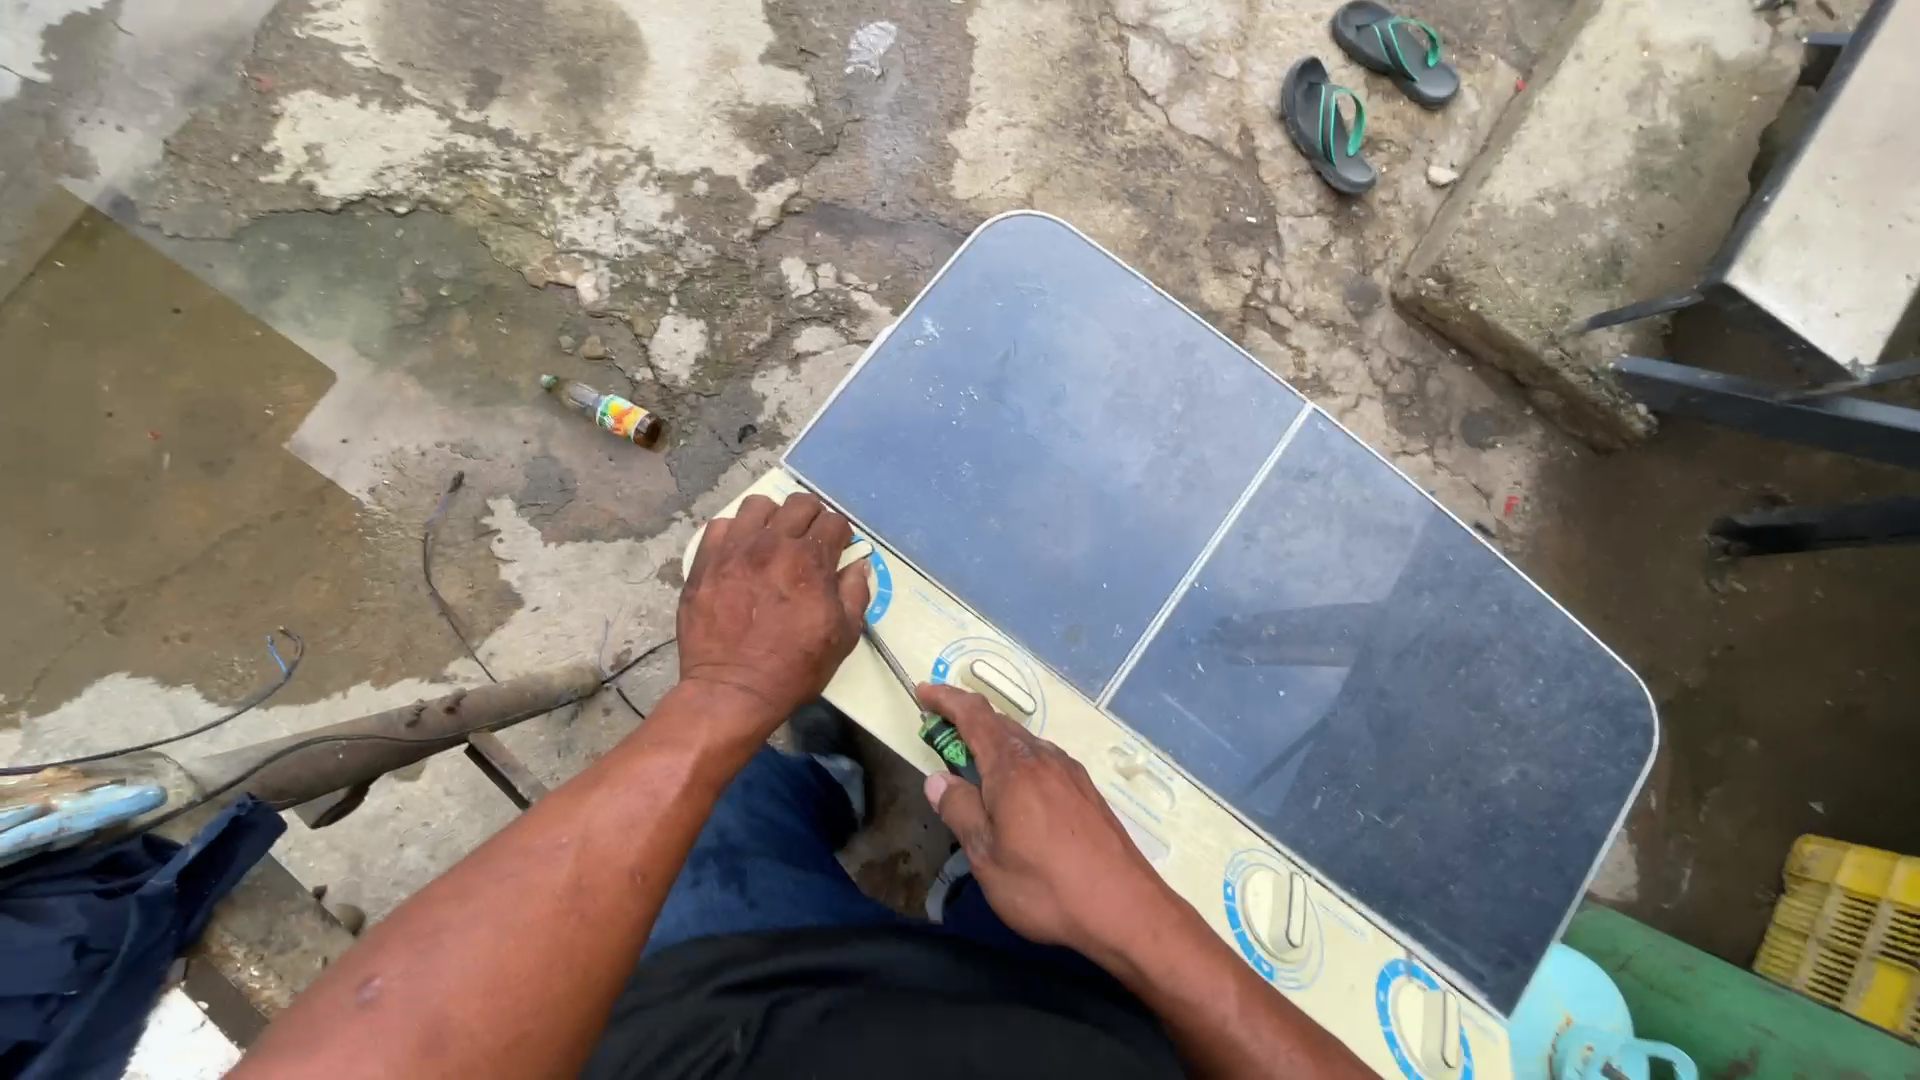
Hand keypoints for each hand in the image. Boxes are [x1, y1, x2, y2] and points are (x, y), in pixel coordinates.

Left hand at [677, 494, 870, 733]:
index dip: (840, 535)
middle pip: (800, 504)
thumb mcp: (844, 637)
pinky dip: (736, 534)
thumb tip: (857, 566)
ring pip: (758, 505)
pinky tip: (741, 554)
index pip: (834, 522)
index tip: (837, 550)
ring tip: (772, 540)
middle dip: (812, 518)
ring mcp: (734, 550)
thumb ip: (855, 594)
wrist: (732, 691)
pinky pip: (721, 526)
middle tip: (809, 540)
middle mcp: (772, 545)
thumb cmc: (794, 668)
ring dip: (773, 518)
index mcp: (810, 562)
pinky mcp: (705, 562)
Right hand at [916, 683, 1176, 962]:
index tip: (924, 691)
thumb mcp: (987, 856)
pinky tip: (1016, 790)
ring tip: (974, 763)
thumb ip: (960, 811)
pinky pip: (1042, 760)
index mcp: (1012, 767)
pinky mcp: (1086, 791)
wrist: (1125, 908)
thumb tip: (938, 779)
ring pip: (1023, 742)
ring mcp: (1069, 772)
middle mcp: (1042, 758)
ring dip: (994, 742)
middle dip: (968, 721)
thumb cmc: (1046, 886)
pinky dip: (1018, 760)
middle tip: (941, 733)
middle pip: (999, 724)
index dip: (946, 699)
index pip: (974, 716)